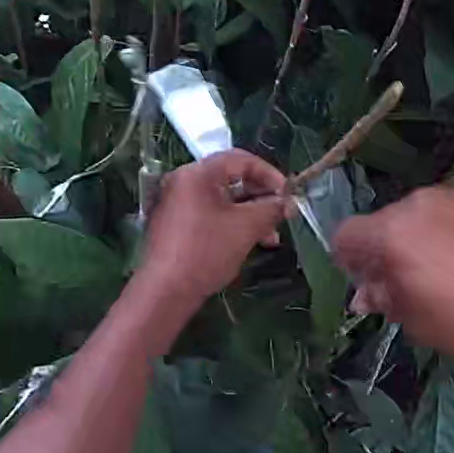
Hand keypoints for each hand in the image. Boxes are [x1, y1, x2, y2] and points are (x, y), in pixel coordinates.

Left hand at [137, 150, 289, 304]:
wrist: (165, 292)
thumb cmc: (207, 251)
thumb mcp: (247, 227)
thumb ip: (271, 208)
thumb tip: (287, 202)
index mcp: (198, 173)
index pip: (241, 159)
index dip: (270, 174)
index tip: (288, 194)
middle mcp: (184, 181)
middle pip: (232, 178)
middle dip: (261, 197)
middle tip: (282, 214)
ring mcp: (177, 202)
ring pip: (223, 199)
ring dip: (250, 214)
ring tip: (271, 237)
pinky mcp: (175, 223)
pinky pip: (210, 213)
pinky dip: (232, 222)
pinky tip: (250, 241)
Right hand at [333, 186, 453, 369]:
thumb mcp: (418, 321)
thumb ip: (384, 299)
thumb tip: (364, 292)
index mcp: (392, 232)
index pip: (345, 235)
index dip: (348, 261)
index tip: (367, 285)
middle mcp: (414, 203)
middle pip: (379, 224)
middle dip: (382, 253)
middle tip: (403, 288)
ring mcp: (448, 197)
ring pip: (409, 218)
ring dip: (410, 242)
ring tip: (440, 277)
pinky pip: (438, 214)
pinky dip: (437, 234)